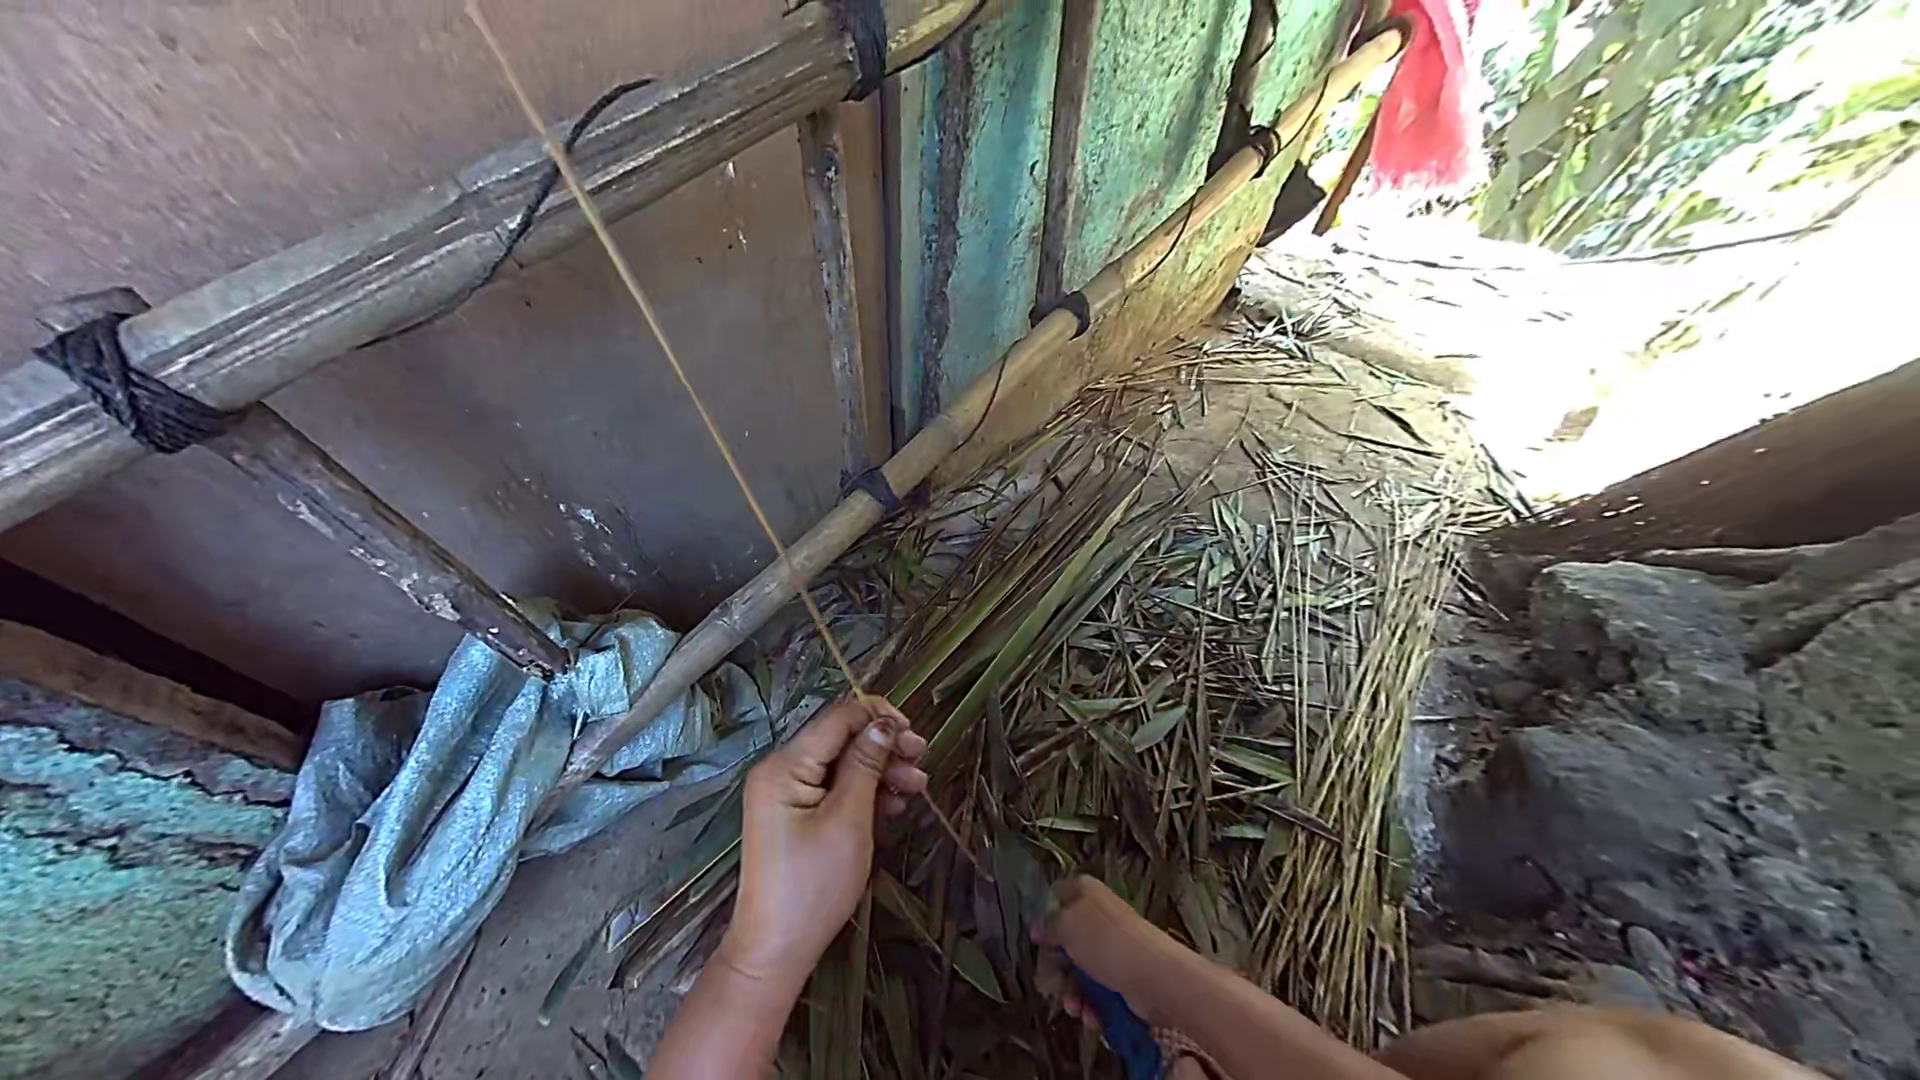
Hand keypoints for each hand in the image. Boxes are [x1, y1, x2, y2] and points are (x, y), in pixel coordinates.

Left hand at [717, 697, 927, 989]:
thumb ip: (866, 764)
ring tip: (917, 786)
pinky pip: (835, 788)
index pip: (837, 718)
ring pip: (843, 764)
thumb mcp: (849, 819)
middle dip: (884, 745)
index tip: (913, 732)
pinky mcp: (796, 814)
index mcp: (784, 766)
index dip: (877, 716)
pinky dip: (866, 791)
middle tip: (922, 758)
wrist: (776, 951)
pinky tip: (894, 804)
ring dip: (881, 770)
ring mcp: (787, 793)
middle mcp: (781, 770)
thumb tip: (885, 724)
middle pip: (841, 739)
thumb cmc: (814, 885)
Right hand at [1034, 875, 1184, 1025]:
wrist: (1153, 976)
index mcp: (1085, 892)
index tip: (1035, 941)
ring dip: (1072, 993)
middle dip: (1057, 969)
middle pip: (1065, 940)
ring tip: (1075, 1007)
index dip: (1042, 918)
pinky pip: (1096, 988)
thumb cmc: (1106, 942)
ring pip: (1078, 969)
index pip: (1055, 897)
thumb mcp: (1067, 926)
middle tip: (1054, 986)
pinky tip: (1090, 1014)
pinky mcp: (1120, 974)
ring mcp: (1110, 946)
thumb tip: (1035, 928)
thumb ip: (1048, 926)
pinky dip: (1090, 1003)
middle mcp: (1097, 915)